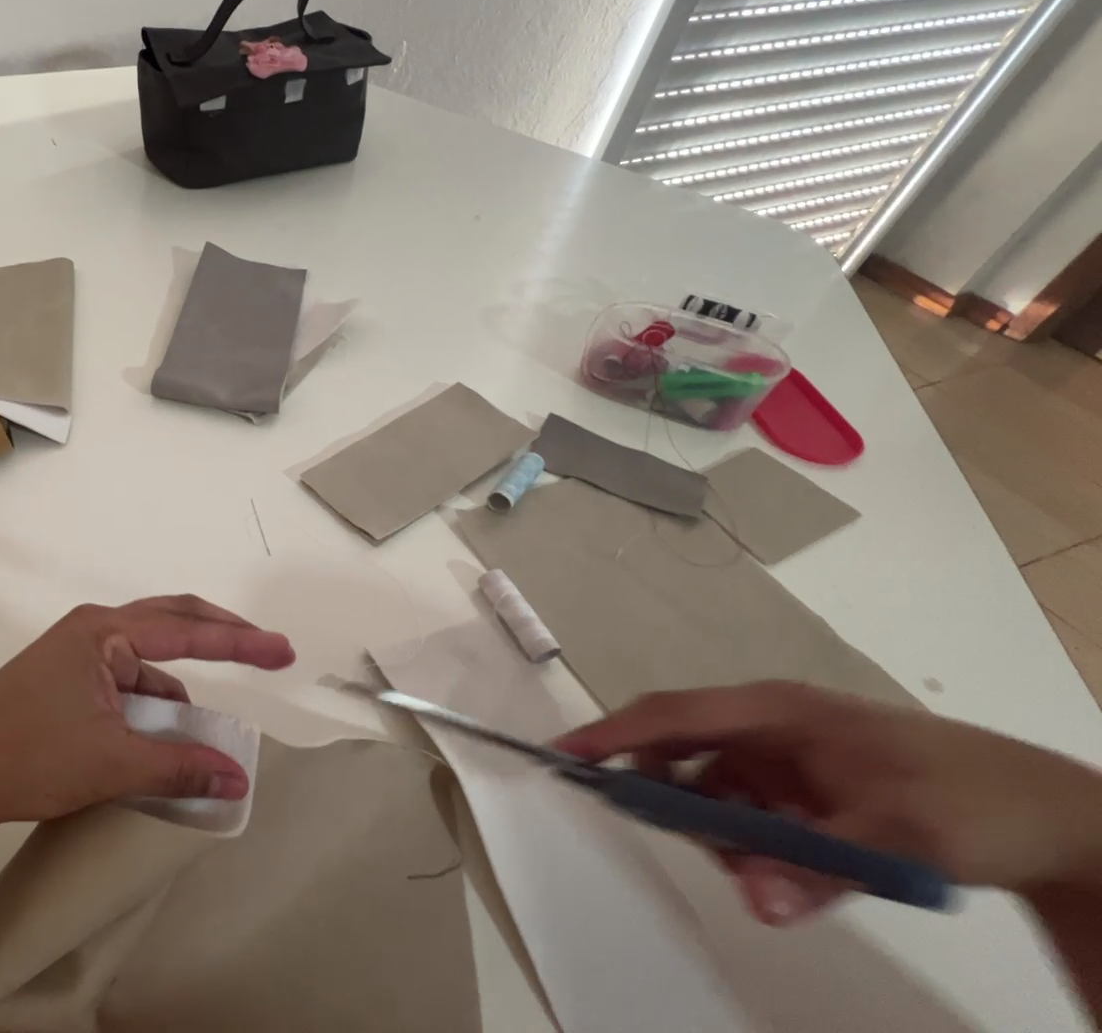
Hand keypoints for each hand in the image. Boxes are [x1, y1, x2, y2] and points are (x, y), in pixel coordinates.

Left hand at [0, 596, 293, 838]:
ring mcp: (75, 654)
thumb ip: (179, 767)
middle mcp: (92, 631)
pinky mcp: (66, 680)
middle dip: (219, 636)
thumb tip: (237, 779)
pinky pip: (125, 681)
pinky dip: (152, 702)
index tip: (283, 651)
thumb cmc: (29, 757)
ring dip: (180, 685)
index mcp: (103, 633)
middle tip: (266, 651)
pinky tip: (163, 735)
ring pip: (147, 658)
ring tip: (206, 728)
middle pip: (171, 622)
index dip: (241, 642)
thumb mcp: (113, 764)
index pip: (188, 631)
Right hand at [553, 682, 1101, 924]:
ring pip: (711, 787)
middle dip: (671, 796)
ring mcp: (783, 756)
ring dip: (720, 829)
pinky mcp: (801, 787)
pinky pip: (745, 810)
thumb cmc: (969, 800)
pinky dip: (750, 840)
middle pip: (680, 749)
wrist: (1058, 818)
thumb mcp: (897, 837)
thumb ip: (815, 868)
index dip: (611, 733)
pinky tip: (792, 865)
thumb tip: (749, 901)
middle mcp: (766, 726)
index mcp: (774, 712)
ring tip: (771, 867)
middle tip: (699, 842)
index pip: (670, 715)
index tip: (563, 756)